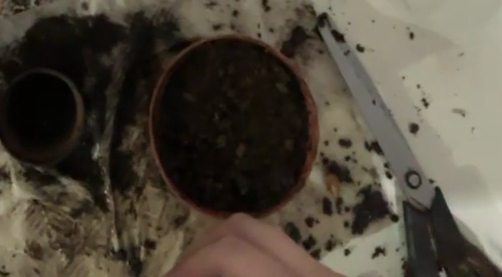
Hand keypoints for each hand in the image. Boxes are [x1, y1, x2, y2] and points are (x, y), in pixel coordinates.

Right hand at [166, 216, 340, 276]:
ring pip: (261, 235)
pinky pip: (279, 252)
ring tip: (198, 273)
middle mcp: (311, 268)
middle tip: (177, 274)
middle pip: (243, 228)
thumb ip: (229, 274)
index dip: (189, 265)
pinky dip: (248, 260)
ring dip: (222, 248)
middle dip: (201, 249)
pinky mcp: (325, 275)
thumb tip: (182, 273)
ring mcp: (322, 268)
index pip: (231, 253)